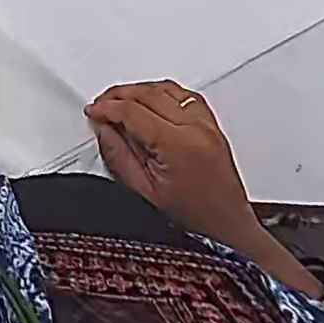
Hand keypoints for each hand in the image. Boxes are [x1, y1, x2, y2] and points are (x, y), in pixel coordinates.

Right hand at [87, 81, 321, 295]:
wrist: (229, 233)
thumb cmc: (194, 220)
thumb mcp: (144, 192)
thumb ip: (119, 155)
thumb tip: (103, 128)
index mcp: (178, 144)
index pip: (133, 111)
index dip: (108, 107)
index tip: (94, 111)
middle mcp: (196, 129)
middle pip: (149, 94)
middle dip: (119, 95)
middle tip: (102, 104)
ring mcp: (208, 126)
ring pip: (167, 89)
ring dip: (140, 90)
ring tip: (121, 100)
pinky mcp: (213, 128)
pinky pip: (186, 96)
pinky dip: (164, 92)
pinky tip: (152, 98)